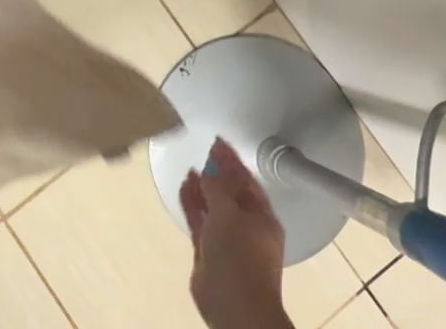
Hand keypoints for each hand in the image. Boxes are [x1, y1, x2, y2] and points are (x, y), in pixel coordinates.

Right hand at [180, 139, 292, 328]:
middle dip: (218, 172)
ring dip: (203, 186)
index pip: (246, 181)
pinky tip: (183, 186)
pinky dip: (192, 202)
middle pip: (230, 192)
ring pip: (213, 205)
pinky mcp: (208, 249)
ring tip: (189, 167)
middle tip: (203, 149)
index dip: (233, 161)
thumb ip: (218, 187)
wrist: (234, 304)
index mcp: (262, 217)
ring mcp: (226, 238)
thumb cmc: (240, 255)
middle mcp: (246, 225)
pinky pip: (200, 218)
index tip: (218, 141)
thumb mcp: (230, 214)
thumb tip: (212, 165)